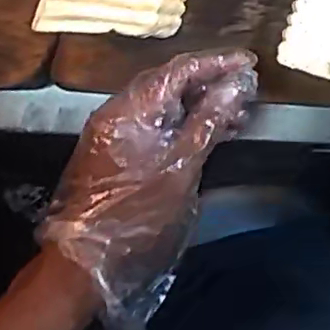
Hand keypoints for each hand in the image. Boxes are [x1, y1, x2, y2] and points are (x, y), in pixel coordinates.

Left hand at [37, 49, 257, 329]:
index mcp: (132, 108)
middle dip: (212, 80)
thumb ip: (210, 120)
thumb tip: (237, 83)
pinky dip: (186, 120)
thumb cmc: (134, 214)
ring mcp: (116, 129)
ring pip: (167, 101)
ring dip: (202, 102)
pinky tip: (211, 131)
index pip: (181, 68)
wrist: (80, 267)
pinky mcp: (118, 148)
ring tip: (237, 111)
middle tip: (247, 84)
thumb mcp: (181, 166)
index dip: (219, 62)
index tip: (250, 62)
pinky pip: (158, 120)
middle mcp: (120, 109)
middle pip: (173, 80)